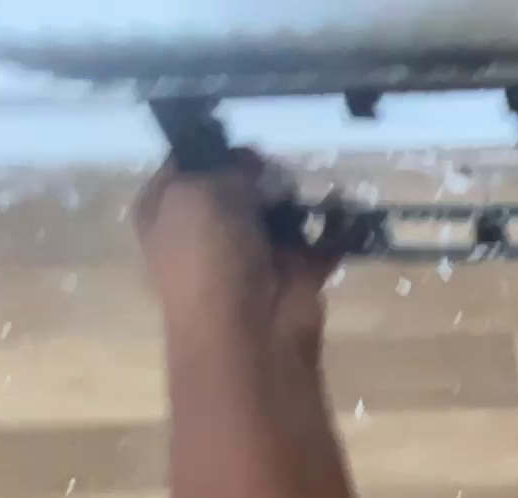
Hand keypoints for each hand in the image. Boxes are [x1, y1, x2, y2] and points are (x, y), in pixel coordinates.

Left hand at [134, 151, 337, 361]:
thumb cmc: (209, 263)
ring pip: (283, 213)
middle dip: (265, 175)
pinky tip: (349, 217)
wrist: (252, 333)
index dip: (218, 150)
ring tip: (315, 193)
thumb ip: (230, 170)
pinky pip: (322, 243)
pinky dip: (338, 231)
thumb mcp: (200, 195)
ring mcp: (257, 253)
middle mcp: (210, 228)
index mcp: (169, 209)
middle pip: (241, 186)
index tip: (247, 144)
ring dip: (302, 201)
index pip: (191, 164)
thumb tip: (264, 169)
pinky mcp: (299, 273)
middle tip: (282, 176)